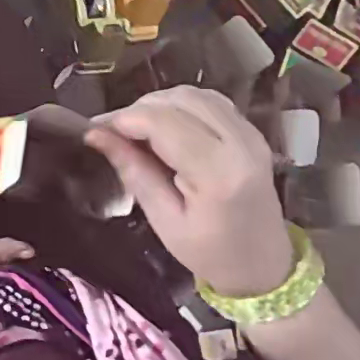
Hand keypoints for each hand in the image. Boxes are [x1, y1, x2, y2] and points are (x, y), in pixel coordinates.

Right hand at [84, 87, 293, 296]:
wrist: (264, 264)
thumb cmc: (210, 253)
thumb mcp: (164, 220)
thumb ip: (134, 172)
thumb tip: (97, 135)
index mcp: (218, 174)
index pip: (163, 123)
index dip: (124, 119)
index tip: (95, 129)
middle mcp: (240, 143)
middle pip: (179, 101)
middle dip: (138, 110)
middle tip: (111, 132)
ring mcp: (250, 133)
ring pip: (194, 95)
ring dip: (158, 104)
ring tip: (134, 130)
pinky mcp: (252, 132)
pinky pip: (210, 102)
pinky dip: (180, 106)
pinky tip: (163, 126)